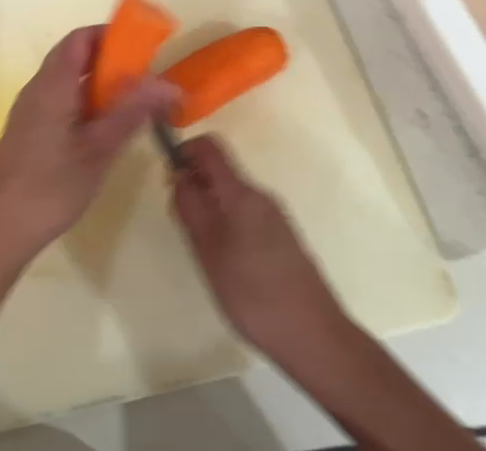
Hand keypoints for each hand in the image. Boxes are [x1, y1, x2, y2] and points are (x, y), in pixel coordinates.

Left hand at [0, 26, 176, 262]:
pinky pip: (59, 101)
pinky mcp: (28, 130)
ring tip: (133, 106)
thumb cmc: (52, 184)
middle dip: (110, 62)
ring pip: (66, 81)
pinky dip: (84, 103)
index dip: (110, 36)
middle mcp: (37, 89)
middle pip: (73, 57)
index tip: (143, 50)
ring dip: (99, 85)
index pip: (79, 39)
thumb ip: (131, 111)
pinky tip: (104, 129)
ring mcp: (29, 110)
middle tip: (146, 82)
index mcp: (51, 85)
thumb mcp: (100, 148)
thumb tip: (167, 82)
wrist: (2, 224)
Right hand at [171, 136, 342, 352]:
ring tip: (202, 249)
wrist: (315, 337)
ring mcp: (277, 219)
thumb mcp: (208, 251)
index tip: (169, 179)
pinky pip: (247, 216)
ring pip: (232, 197)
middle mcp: (262, 198)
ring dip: (210, 209)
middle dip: (195, 186)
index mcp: (242, 194)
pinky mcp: (284, 240)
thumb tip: (179, 176)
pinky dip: (228, 225)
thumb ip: (190, 209)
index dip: (185, 152)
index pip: (210, 147)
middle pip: (221, 172)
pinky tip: (226, 263)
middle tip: (182, 224)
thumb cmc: (253, 294)